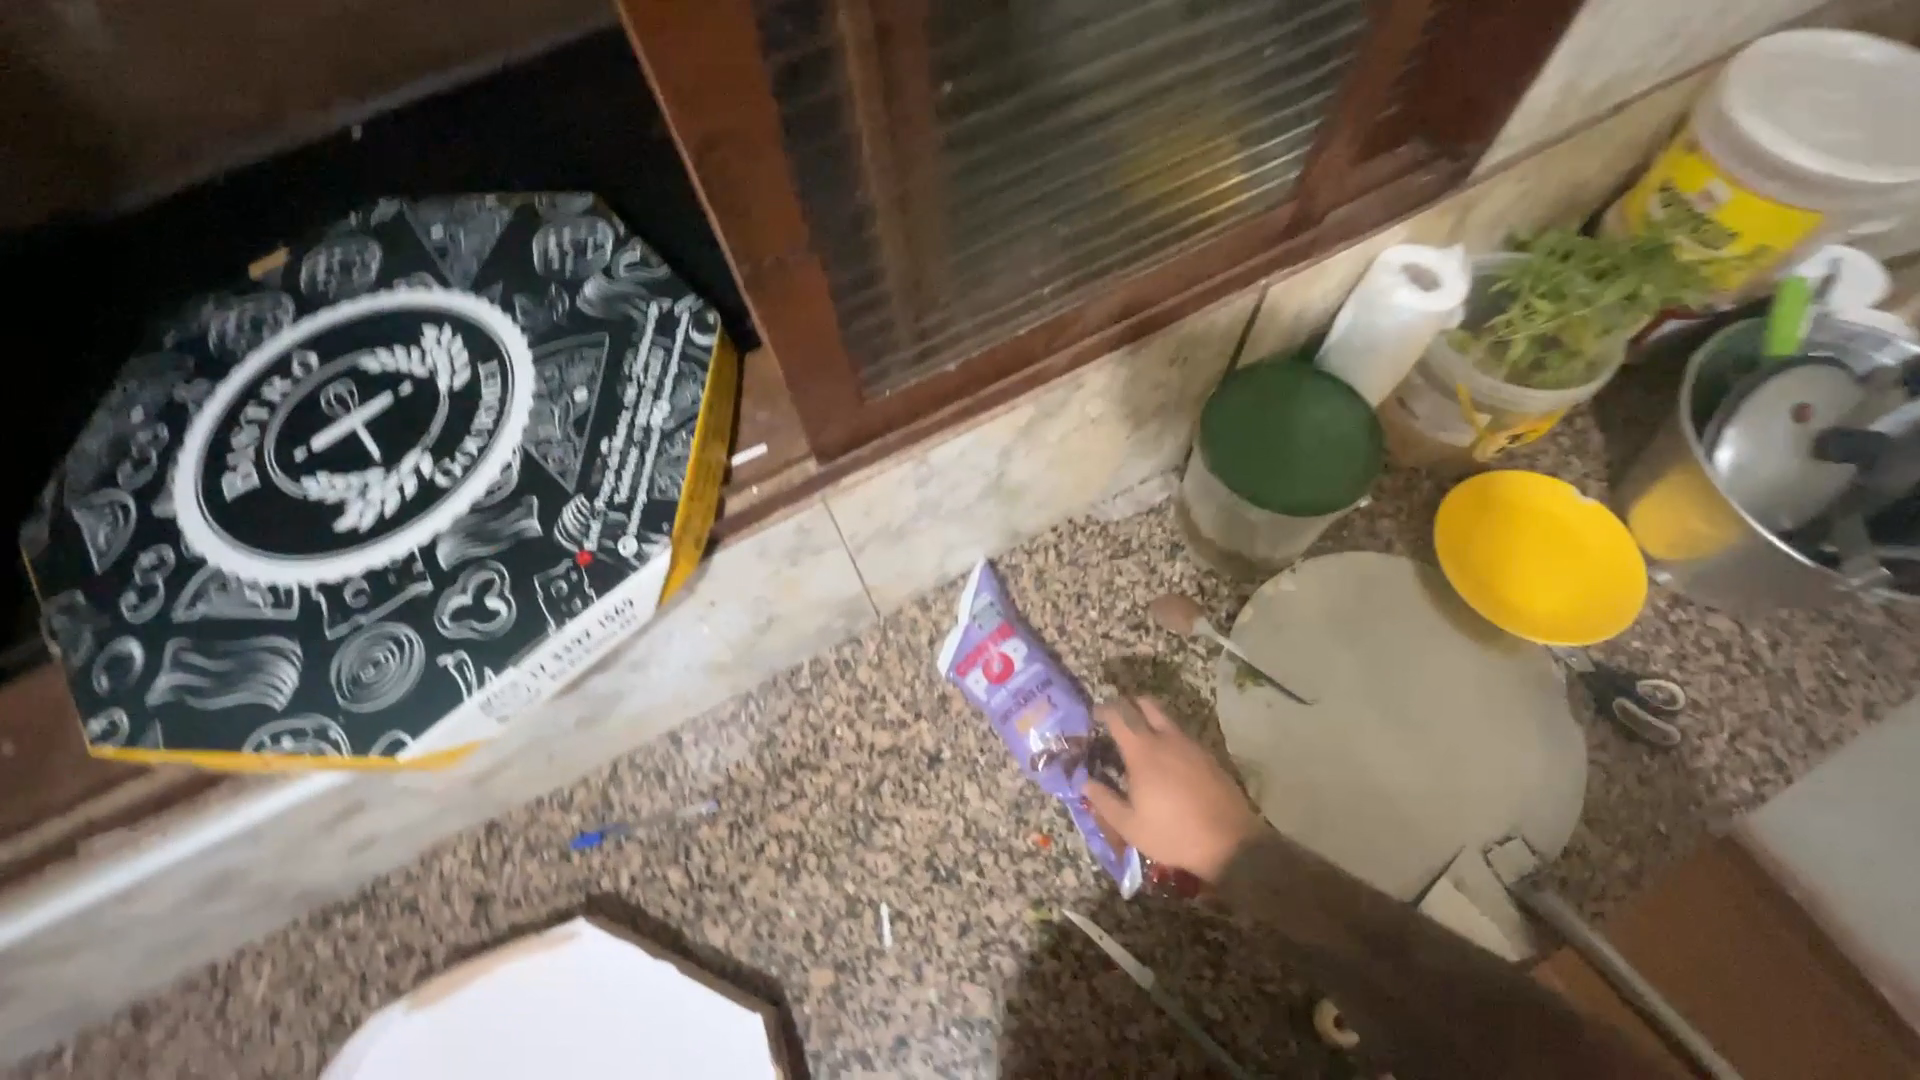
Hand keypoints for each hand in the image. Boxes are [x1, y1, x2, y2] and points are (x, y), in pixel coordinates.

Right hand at [1084, 697, 1262, 882]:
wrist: (1231, 843)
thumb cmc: (1173, 834)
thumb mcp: (1130, 826)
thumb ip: (1104, 801)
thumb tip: (1084, 782)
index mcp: (1142, 752)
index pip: (1118, 715)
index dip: (1103, 710)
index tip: (1093, 716)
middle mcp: (1166, 739)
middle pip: (1146, 704)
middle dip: (1128, 704)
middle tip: (1117, 719)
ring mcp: (1191, 745)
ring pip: (1166, 719)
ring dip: (1150, 720)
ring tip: (1141, 740)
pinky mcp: (1208, 756)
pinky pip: (1183, 736)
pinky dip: (1169, 737)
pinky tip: (1168, 760)